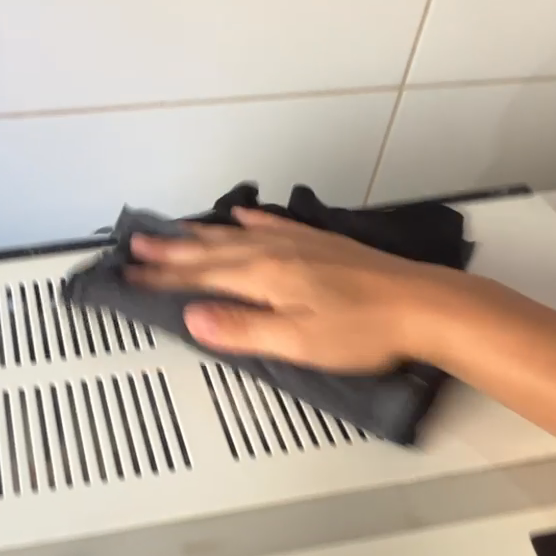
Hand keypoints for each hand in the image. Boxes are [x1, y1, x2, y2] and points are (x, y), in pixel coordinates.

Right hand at [128, 207, 476, 370]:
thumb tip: (191, 318)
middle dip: (170, 250)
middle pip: (210, 251)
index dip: (162, 279)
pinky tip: (241, 214)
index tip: (130, 277)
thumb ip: (241, 329)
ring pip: (235, 234)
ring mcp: (297, 243)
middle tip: (137, 244)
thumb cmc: (362, 330)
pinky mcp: (318, 243)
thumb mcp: (297, 342)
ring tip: (174, 230)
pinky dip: (248, 220)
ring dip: (200, 234)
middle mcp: (274, 252)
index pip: (199, 278)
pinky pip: (271, 224)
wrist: (424, 306)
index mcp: (263, 277)